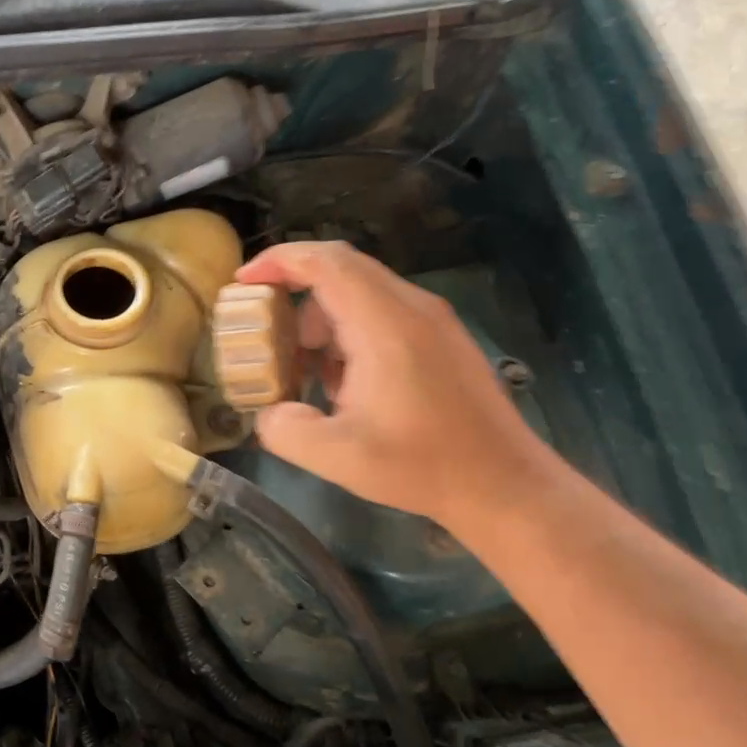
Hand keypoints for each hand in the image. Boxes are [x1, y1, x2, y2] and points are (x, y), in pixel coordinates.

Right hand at [236, 241, 566, 528]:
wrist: (504, 485)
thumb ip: (284, 429)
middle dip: (292, 286)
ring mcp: (433, 321)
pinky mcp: (441, 338)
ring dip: (321, 315)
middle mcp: (412, 309)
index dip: (278, 261)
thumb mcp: (335, 458)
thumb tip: (269, 411)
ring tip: (303, 364)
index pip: (325, 262)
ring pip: (361, 290)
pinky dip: (347, 329)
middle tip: (262, 323)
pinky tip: (342, 380)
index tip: (242, 282)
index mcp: (385, 326)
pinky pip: (382, 310)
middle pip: (342, 267)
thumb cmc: (421, 465)